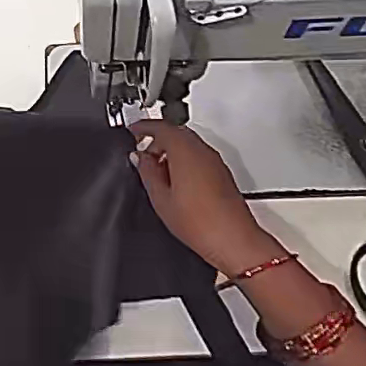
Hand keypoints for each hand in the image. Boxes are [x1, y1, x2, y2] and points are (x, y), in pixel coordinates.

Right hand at [129, 120, 283, 275]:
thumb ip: (147, 172)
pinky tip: (176, 184)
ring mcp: (214, 161)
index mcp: (185, 150)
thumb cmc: (202, 222)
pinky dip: (184, 162)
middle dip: (157, 141)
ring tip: (157, 174)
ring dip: (171, 152)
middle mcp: (202, 150)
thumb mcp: (161, 198)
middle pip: (176, 133)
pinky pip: (199, 157)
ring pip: (188, 145)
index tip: (133, 130)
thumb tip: (140, 158)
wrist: (232, 239)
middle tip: (142, 155)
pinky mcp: (221, 173)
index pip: (161, 126)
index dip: (143, 127)